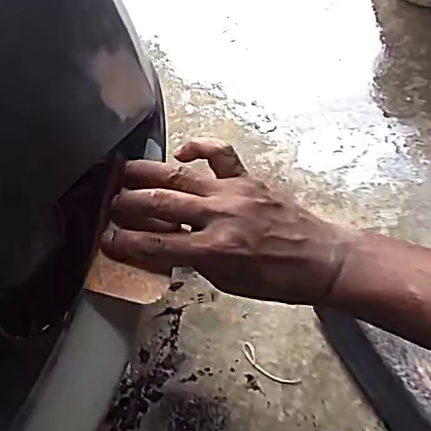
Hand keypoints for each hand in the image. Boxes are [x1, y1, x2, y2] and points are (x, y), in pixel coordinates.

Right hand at [100, 139, 354, 305]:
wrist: (323, 260)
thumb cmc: (277, 279)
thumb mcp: (227, 282)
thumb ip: (193, 261)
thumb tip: (163, 244)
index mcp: (215, 251)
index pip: (157, 244)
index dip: (126, 242)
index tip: (107, 239)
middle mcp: (220, 217)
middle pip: (160, 204)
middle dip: (127, 203)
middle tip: (109, 203)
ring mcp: (233, 194)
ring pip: (179, 177)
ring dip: (146, 173)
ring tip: (122, 172)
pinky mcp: (246, 179)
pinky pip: (219, 155)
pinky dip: (197, 147)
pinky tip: (180, 153)